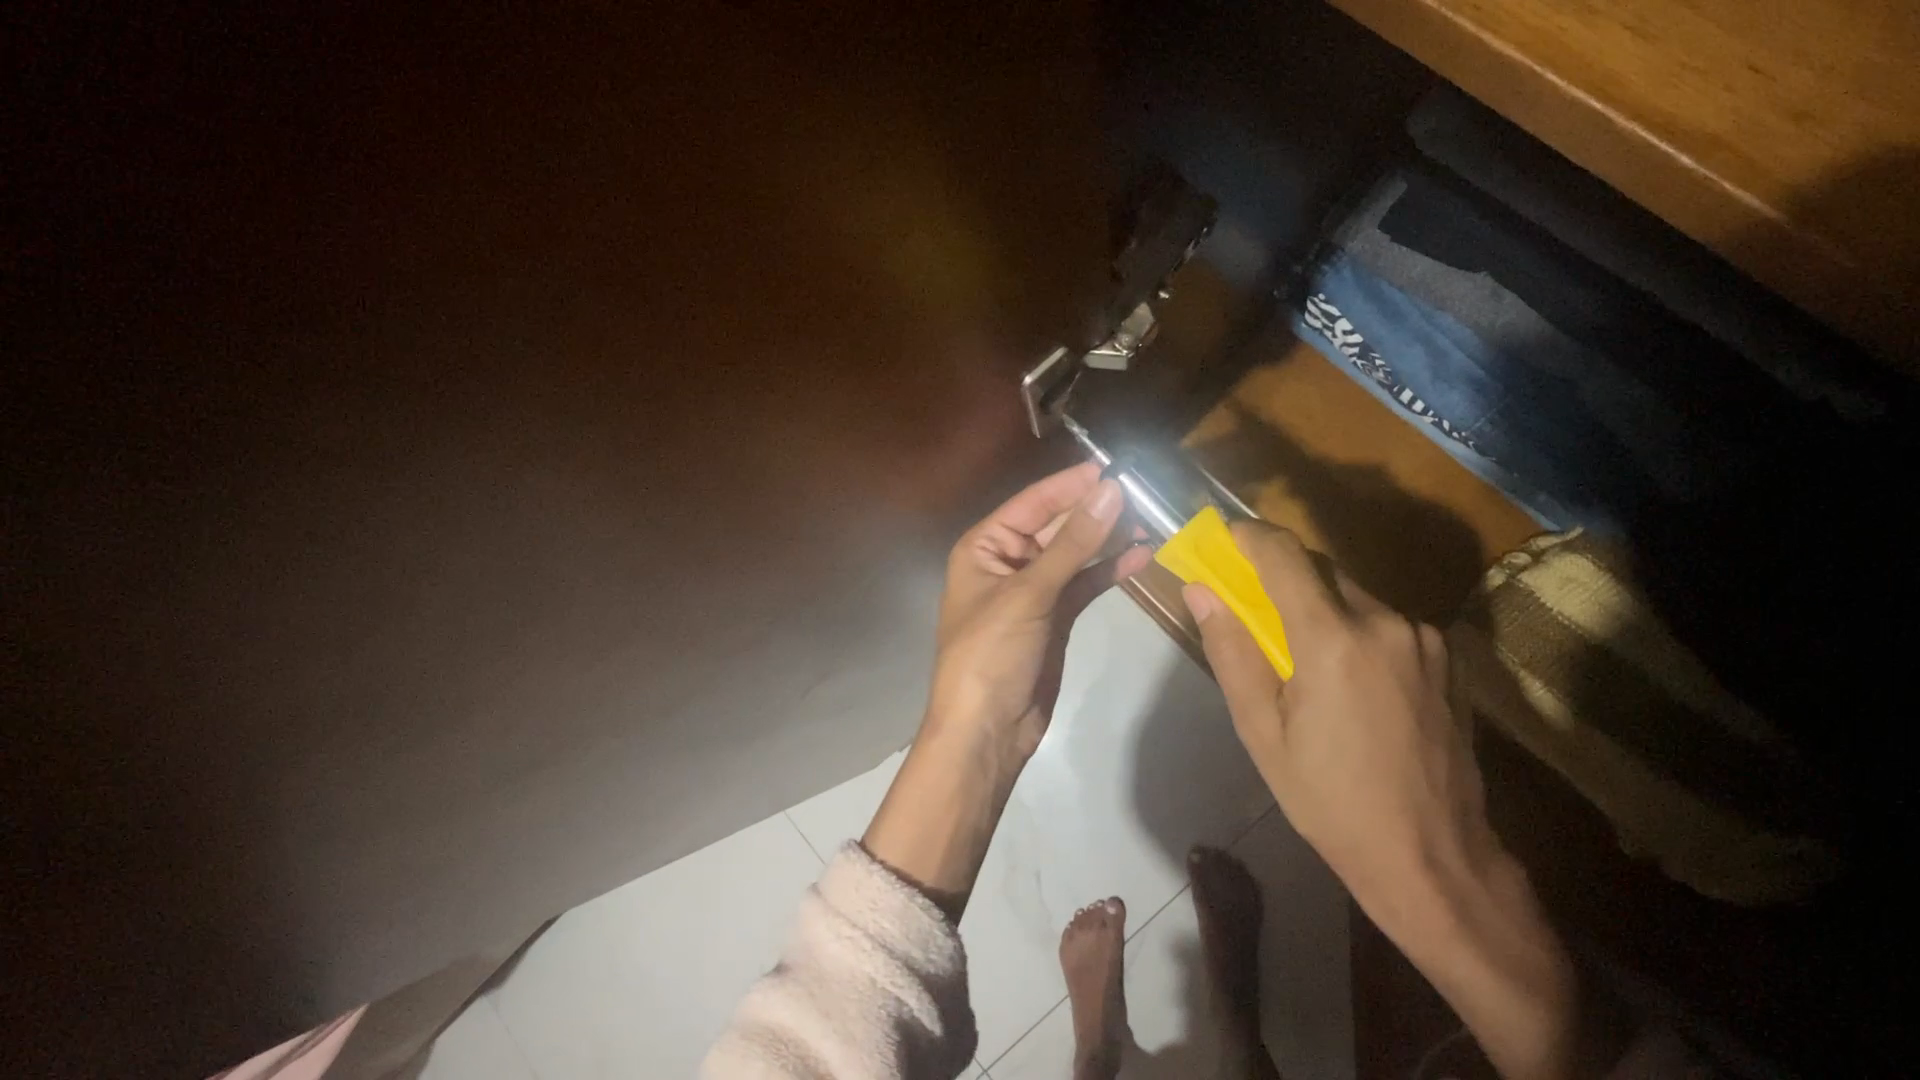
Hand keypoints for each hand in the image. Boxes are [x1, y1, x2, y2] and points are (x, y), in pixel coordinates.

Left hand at [925, 462, 1152, 763]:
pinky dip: (1108, 571)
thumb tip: (1110, 490)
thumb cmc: (992, 653)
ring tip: (1149, 518)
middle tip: (1142, 490)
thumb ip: (1073, 544)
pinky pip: (1083, 585)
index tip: (1113, 466)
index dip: (1070, 485)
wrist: (987, 730)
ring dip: (1107, 539)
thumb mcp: (1029, 593)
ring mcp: (1033, 592)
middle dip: (1094, 510)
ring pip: (1074, 555)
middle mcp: (1007, 563)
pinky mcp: (1055, 617)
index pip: (1032, 504)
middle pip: (1055, 526)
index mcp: (984, 547)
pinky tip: (1140, 556)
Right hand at [1181, 520, 1488, 912]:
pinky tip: (1347, 679)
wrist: (1433, 855)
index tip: (1223, 534)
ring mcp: (1423, 638)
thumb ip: (1231, 652)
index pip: (1284, 556)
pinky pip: (1386, 622)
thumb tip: (1200, 590)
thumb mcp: (1261, 732)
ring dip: (1320, 606)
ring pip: (1355, 596)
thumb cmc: (1329, 799)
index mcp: (1332, 640)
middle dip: (1281, 576)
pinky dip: (1355, 629)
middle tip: (1250, 605)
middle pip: (1321, 571)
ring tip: (1301, 657)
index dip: (1249, 536)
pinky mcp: (1446, 658)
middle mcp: (1385, 622)